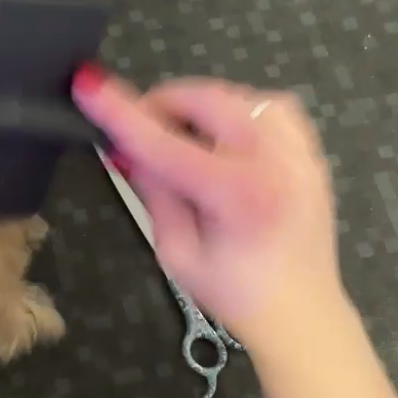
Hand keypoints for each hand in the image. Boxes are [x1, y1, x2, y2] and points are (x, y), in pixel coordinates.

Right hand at [73, 68, 344, 350]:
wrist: (301, 313)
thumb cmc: (233, 293)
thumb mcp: (177, 250)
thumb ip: (156, 191)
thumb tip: (128, 148)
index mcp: (238, 194)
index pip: (163, 142)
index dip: (119, 111)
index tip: (87, 84)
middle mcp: (275, 162)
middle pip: (207, 100)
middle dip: (161, 105)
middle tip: (134, 129)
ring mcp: (300, 153)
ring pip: (238, 96)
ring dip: (199, 106)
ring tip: (178, 135)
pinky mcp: (309, 153)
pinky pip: (270, 108)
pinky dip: (237, 111)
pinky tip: (221, 137)